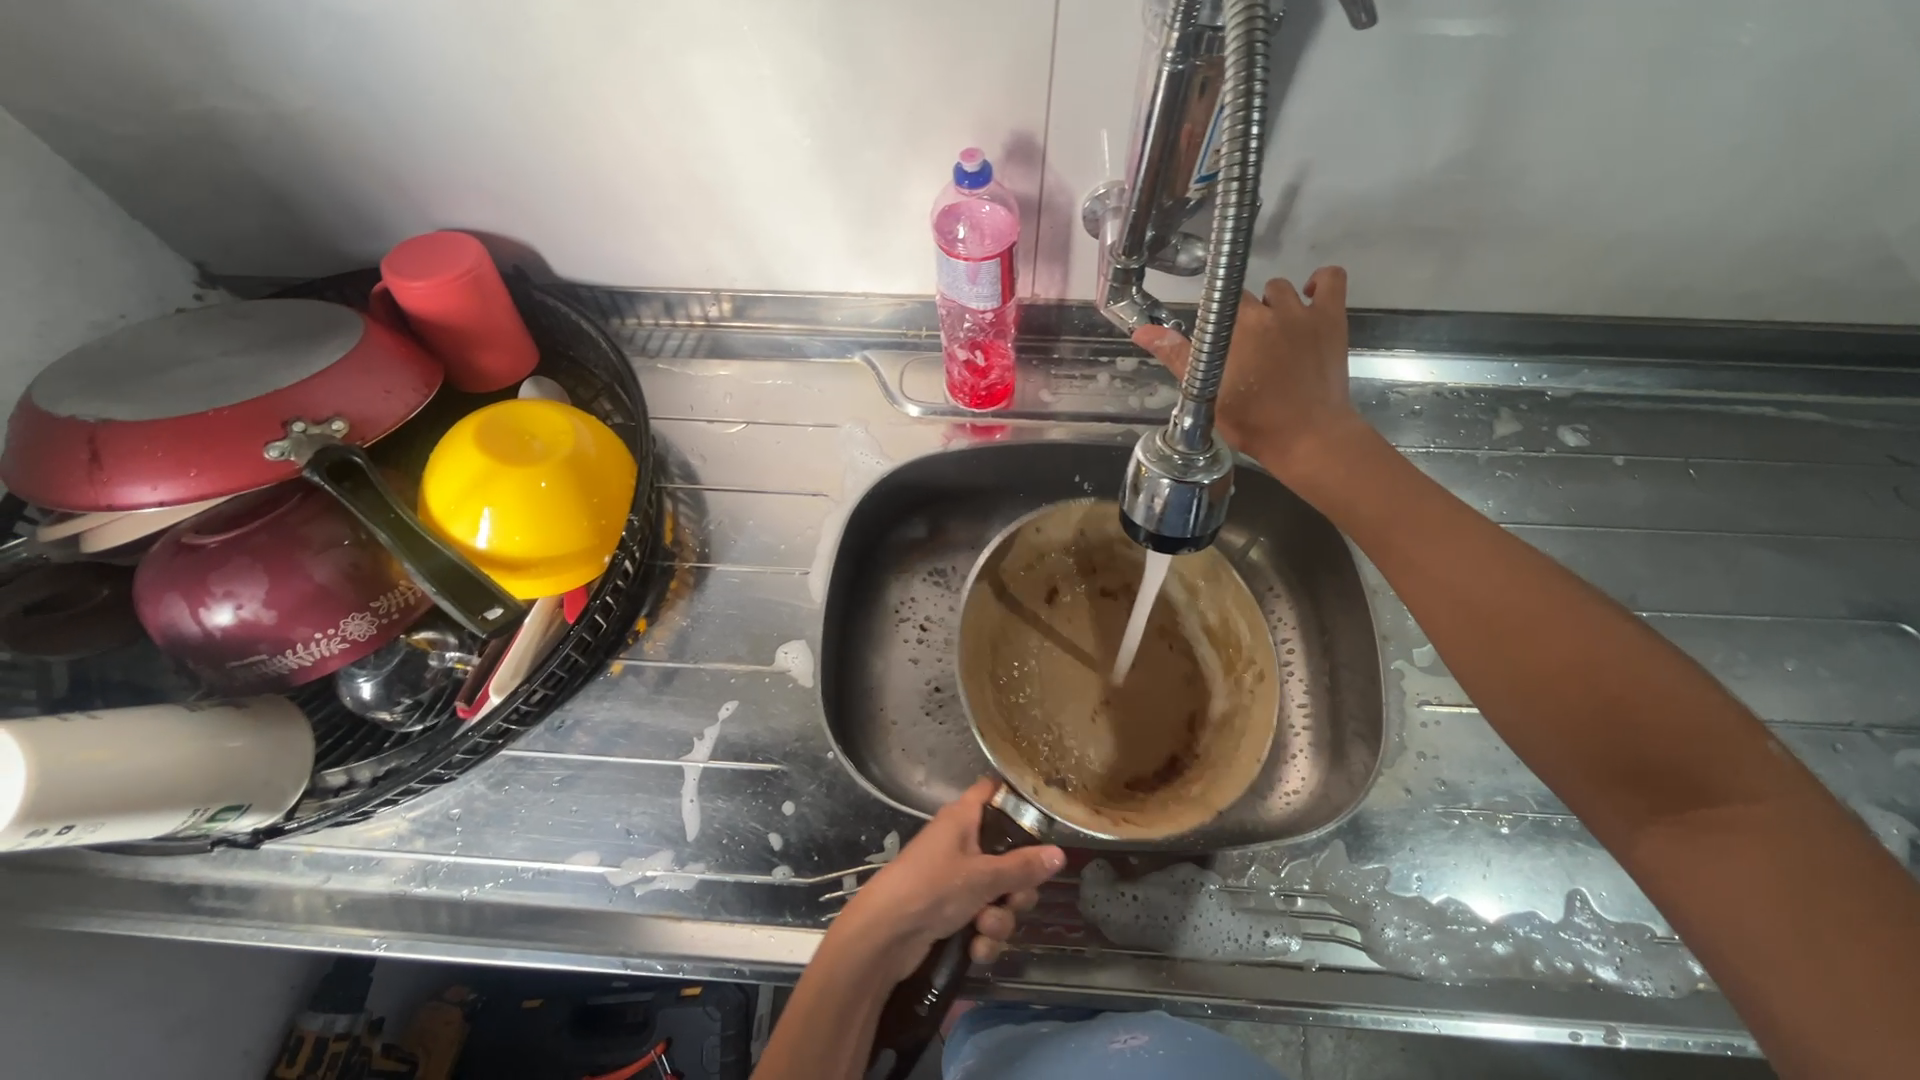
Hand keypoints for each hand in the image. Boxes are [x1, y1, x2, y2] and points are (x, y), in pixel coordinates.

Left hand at [833, 779, 1065, 983]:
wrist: (883, 938)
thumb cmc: (931, 888)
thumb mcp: (982, 877)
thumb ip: (1023, 867)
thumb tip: (1060, 854)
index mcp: (964, 819)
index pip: (993, 791)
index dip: (1017, 799)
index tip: (1042, 821)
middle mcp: (962, 844)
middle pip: (1009, 855)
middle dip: (1017, 887)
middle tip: (1012, 898)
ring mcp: (956, 880)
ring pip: (999, 895)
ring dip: (999, 919)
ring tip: (983, 928)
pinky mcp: (951, 913)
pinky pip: (983, 920)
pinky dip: (982, 937)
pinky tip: (973, 950)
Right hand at [1133, 267, 1363, 479]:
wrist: (1308, 437)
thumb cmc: (1254, 421)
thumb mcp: (1207, 391)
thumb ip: (1177, 356)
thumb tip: (1141, 330)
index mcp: (1233, 327)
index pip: (1216, 306)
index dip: (1216, 325)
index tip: (1220, 346)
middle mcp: (1266, 312)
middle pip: (1247, 299)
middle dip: (1242, 319)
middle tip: (1247, 350)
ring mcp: (1302, 313)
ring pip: (1280, 289)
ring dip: (1274, 304)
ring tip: (1275, 332)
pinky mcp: (1331, 318)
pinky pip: (1331, 279)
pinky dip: (1321, 281)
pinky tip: (1311, 295)